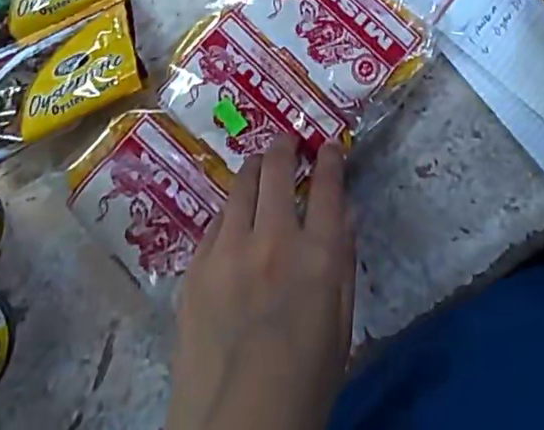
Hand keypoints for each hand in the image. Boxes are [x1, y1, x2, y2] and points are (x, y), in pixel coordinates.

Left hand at [167, 137, 354, 429]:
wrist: (235, 425)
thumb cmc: (304, 384)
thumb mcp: (340, 325)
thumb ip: (342, 262)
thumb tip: (347, 214)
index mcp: (317, 256)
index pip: (327, 188)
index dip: (329, 159)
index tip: (328, 144)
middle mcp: (272, 240)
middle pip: (277, 171)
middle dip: (284, 148)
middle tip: (287, 141)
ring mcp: (228, 250)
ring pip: (240, 187)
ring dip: (254, 169)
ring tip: (258, 164)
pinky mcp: (196, 266)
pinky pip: (215, 221)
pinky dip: (230, 211)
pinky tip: (232, 216)